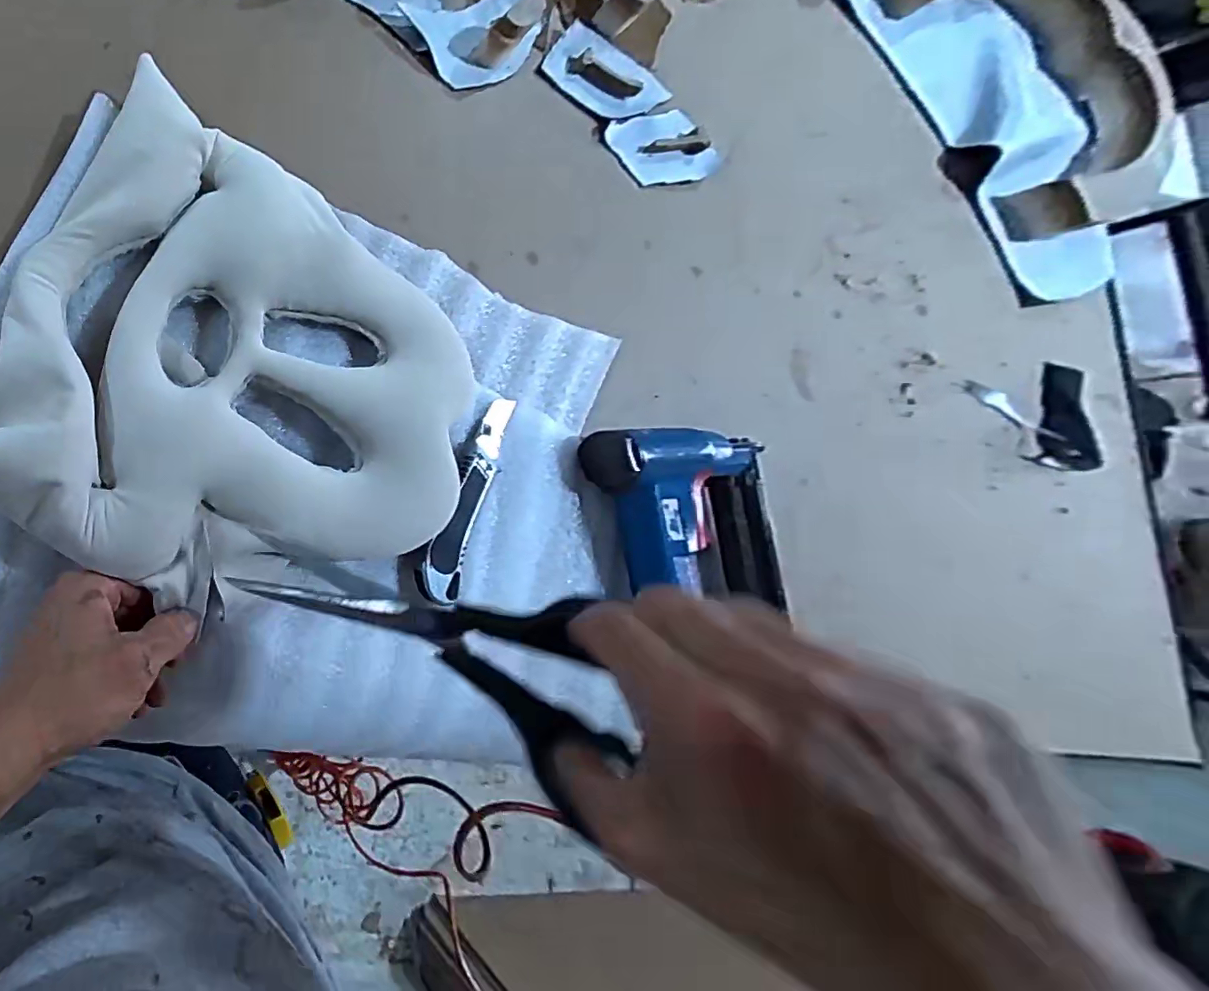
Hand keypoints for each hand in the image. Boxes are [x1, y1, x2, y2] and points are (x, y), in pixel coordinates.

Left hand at [0, 571, 197, 769]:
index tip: (183, 645)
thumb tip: (189, 617)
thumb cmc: (80, 692)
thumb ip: (170, 634)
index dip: (168, 615)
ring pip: (112, 639)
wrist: (15, 741)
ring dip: (137, 668)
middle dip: (153, 648)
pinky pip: (93, 655)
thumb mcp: (137, 662)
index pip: (142, 588)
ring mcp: (55, 628)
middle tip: (170, 675)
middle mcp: (66, 598)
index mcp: (85, 587)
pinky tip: (127, 706)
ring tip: (151, 701)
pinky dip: (113, 675)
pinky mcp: (49, 657)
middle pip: (128, 614)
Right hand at [551, 588, 1190, 990]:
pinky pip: (840, 655)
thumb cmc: (799, 913)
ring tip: (738, 699)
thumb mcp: (654, 855)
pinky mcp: (939, 693)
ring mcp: (870, 680)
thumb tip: (560, 730)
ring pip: (753, 618)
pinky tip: (824, 732)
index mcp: (704, 719)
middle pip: (673, 600)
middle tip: (650, 666)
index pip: (614, 623)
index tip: (585, 643)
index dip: (585, 628)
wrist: (992, 980)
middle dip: (642, 625)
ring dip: (721, 645)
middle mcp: (782, 681)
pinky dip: (805, 677)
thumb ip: (580, 778)